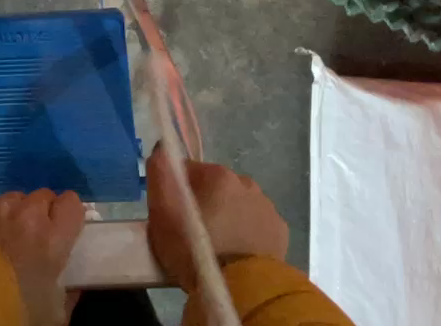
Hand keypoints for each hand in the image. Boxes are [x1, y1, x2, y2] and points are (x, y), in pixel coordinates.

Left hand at [0, 190, 84, 325]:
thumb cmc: (13, 308)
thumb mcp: (53, 314)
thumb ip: (68, 293)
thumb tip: (75, 286)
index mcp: (52, 238)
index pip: (72, 204)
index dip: (69, 213)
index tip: (64, 227)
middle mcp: (27, 214)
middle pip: (42, 197)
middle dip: (42, 213)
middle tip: (34, 237)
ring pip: (14, 198)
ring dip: (15, 213)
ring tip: (5, 237)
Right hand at [146, 146, 288, 289]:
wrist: (242, 290)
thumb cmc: (196, 249)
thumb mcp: (161, 212)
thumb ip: (158, 172)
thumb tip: (163, 151)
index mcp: (217, 174)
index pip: (188, 171)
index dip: (176, 191)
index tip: (173, 215)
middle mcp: (245, 183)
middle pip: (215, 187)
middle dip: (205, 203)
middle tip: (194, 233)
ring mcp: (267, 207)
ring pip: (238, 205)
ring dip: (228, 217)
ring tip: (219, 246)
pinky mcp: (281, 232)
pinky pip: (256, 225)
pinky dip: (247, 234)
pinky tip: (239, 253)